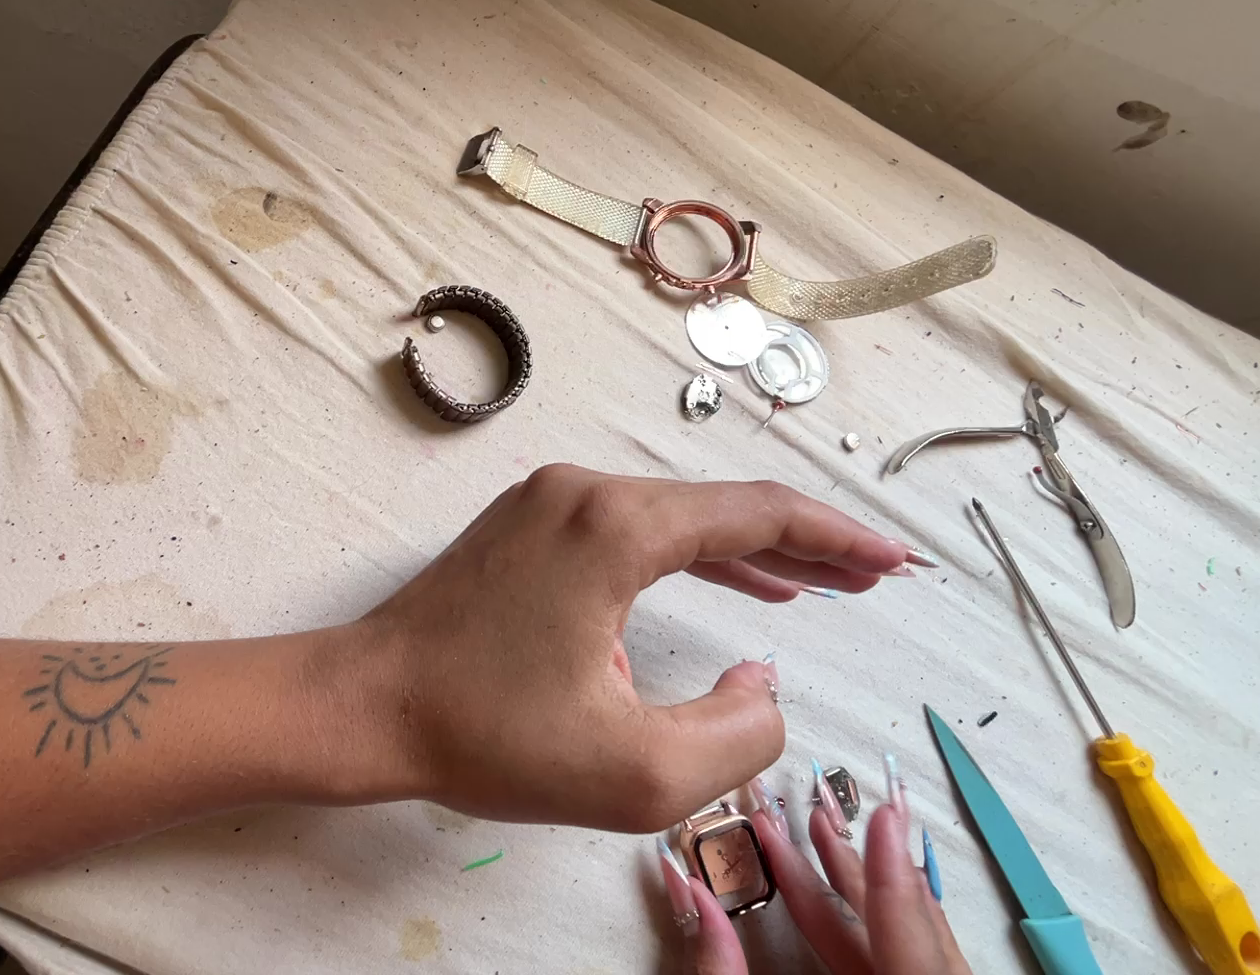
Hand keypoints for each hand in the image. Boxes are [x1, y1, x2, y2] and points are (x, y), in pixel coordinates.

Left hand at [352, 465, 914, 831]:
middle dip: (796, 543)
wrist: (368, 702)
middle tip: (866, 576)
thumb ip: (739, 731)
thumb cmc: (486, 734)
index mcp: (613, 525)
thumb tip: (762, 677)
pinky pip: (624, 529)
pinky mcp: (524, 524)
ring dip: (741, 550)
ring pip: (669, 517)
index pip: (753, 511)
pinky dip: (680, 555)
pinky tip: (722, 580)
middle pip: (714, 507)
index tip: (890, 561)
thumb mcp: (636, 769)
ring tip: (809, 586)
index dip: (834, 536)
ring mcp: (545, 501)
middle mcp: (579, 490)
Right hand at [658, 759, 971, 973]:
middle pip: (903, 936)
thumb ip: (719, 969)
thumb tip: (685, 885)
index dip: (894, 879)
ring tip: (820, 829)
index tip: (884, 817)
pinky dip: (865, 918)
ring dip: (855, 886)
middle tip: (816, 810)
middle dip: (856, 868)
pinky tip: (836, 885)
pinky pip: (898, 956)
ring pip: (903, 945)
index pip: (907, 947)